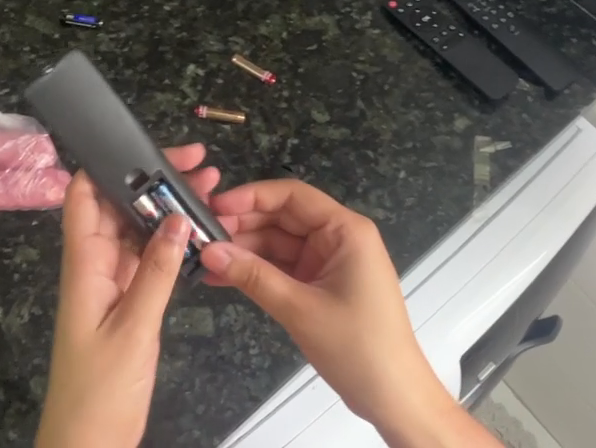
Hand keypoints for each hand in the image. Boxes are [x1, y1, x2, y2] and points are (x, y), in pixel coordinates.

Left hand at [37, 144, 220, 447]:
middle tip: (201, 166)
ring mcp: (111, 282)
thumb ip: (157, 272)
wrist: (87, 447)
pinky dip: (171, 243)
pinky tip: (197, 233)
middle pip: (120, 205)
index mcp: (83, 262)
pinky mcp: (126, 300)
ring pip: (138, 230)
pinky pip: (148, 258)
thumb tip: (179, 219)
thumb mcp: (132, 328)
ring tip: (209, 190)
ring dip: (168, 210)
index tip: (151, 148)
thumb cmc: (98, 391)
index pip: (83, 195)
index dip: (109, 164)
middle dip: (156, 180)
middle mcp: (95, 263)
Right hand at [201, 180, 497, 447]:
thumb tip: (209, 251)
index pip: (292, 196)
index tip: (214, 205)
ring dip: (243, 249)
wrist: (395, 399)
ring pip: (277, 242)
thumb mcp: (301, 309)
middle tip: (200, 233)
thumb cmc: (358, 347)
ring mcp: (327, 262)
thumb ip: (254, 276)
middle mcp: (336, 238)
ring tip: (204, 256)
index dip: (251, 196)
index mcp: (345, 230)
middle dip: (242, 224)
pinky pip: (282, 267)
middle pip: (282, 217)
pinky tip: (222, 276)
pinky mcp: (319, 285)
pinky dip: (255, 271)